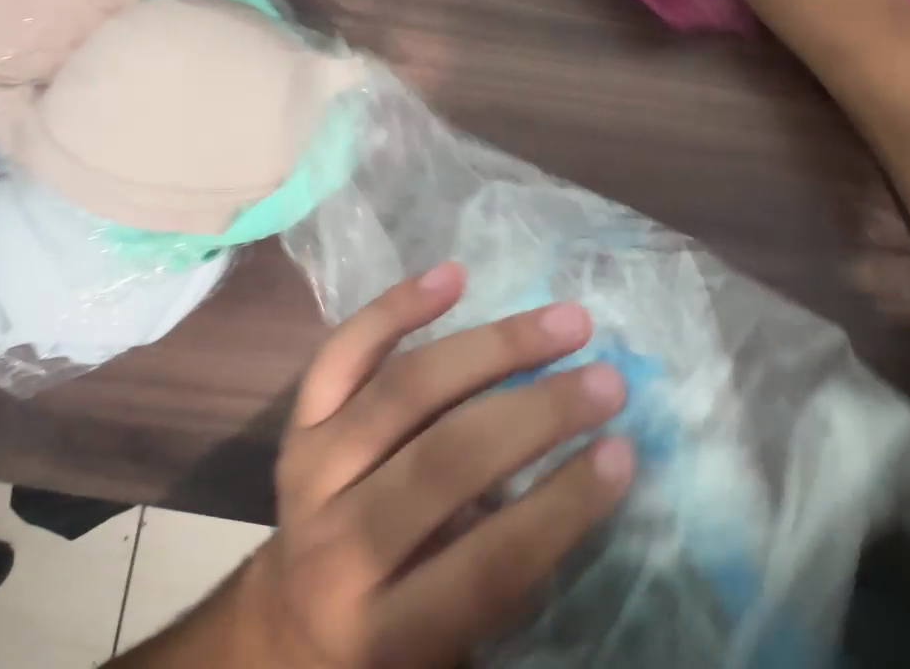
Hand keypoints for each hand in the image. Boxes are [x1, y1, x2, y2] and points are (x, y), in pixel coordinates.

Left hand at [235, 264, 634, 667]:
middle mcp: (340, 546)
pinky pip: (343, 355)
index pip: (489, 560)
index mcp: (388, 626)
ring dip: (495, 348)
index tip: (623, 451)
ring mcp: (310, 475)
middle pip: (446, 460)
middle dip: (538, 413)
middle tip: (608, 380)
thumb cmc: (396, 635)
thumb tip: (593, 465)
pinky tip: (455, 276)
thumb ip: (511, 563)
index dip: (561, 505)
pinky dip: (397, 309)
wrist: (286, 627)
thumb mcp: (455, 635)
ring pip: (407, 392)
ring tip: (568, 323)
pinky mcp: (296, 427)